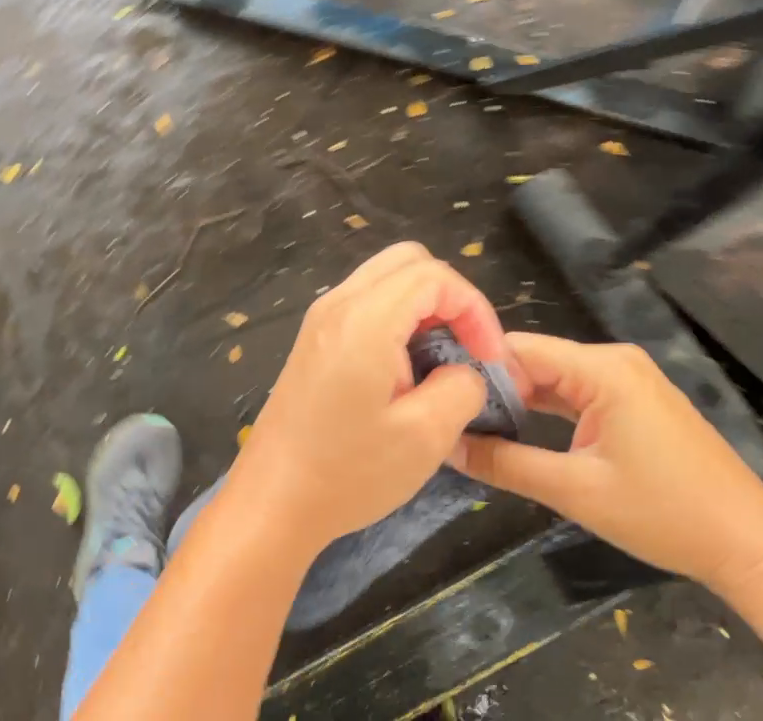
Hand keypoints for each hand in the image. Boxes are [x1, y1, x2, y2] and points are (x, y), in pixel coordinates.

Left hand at [226, 243, 507, 551]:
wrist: (273, 500)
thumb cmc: (348, 473)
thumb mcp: (425, 437)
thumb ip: (461, 388)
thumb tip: (464, 371)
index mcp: (363, 319)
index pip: (433, 275)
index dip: (474, 308)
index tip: (490, 359)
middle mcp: (337, 305)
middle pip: (407, 261)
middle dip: (450, 298)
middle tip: (469, 350)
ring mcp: (319, 320)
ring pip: (384, 280)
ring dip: (423, 309)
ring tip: (440, 365)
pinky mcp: (313, 341)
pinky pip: (364, 304)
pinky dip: (396, 320)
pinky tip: (406, 372)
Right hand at [451, 334, 762, 591]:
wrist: (750, 545)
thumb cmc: (664, 514)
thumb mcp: (574, 491)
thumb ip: (505, 464)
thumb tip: (446, 446)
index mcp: (602, 369)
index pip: (518, 349)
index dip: (474, 368)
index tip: (435, 392)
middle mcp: (613, 361)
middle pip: (533, 360)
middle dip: (491, 386)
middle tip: (443, 411)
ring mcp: (626, 380)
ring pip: (552, 379)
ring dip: (515, 400)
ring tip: (467, 420)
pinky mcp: (632, 402)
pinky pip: (574, 394)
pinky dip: (544, 410)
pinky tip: (512, 428)